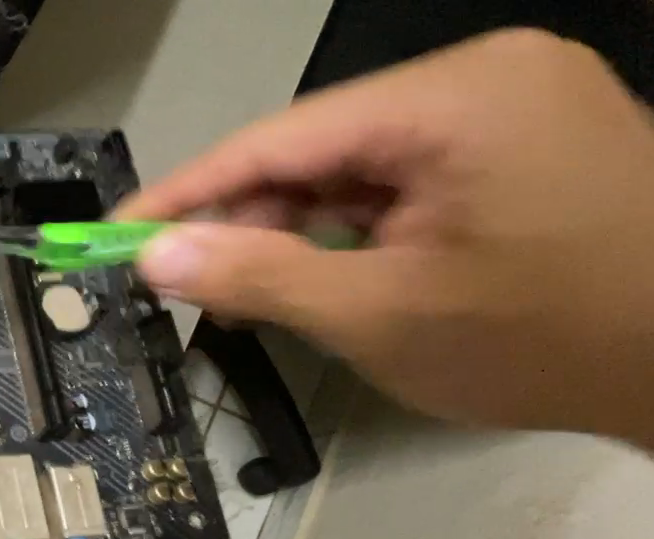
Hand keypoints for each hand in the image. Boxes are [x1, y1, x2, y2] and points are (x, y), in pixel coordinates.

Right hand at [120, 29, 653, 444]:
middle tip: (187, 288)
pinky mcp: (507, 153)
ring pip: (342, 172)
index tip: (113, 235)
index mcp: (455, 101)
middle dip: (241, 222)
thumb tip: (152, 257)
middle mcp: (479, 85)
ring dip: (286, 234)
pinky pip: (386, 186)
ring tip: (252, 298)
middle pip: (308, 152)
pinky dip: (337, 235)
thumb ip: (255, 276)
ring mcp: (500, 115)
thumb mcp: (374, 312)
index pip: (276, 141)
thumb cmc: (541, 339)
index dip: (182, 192)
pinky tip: (313, 281)